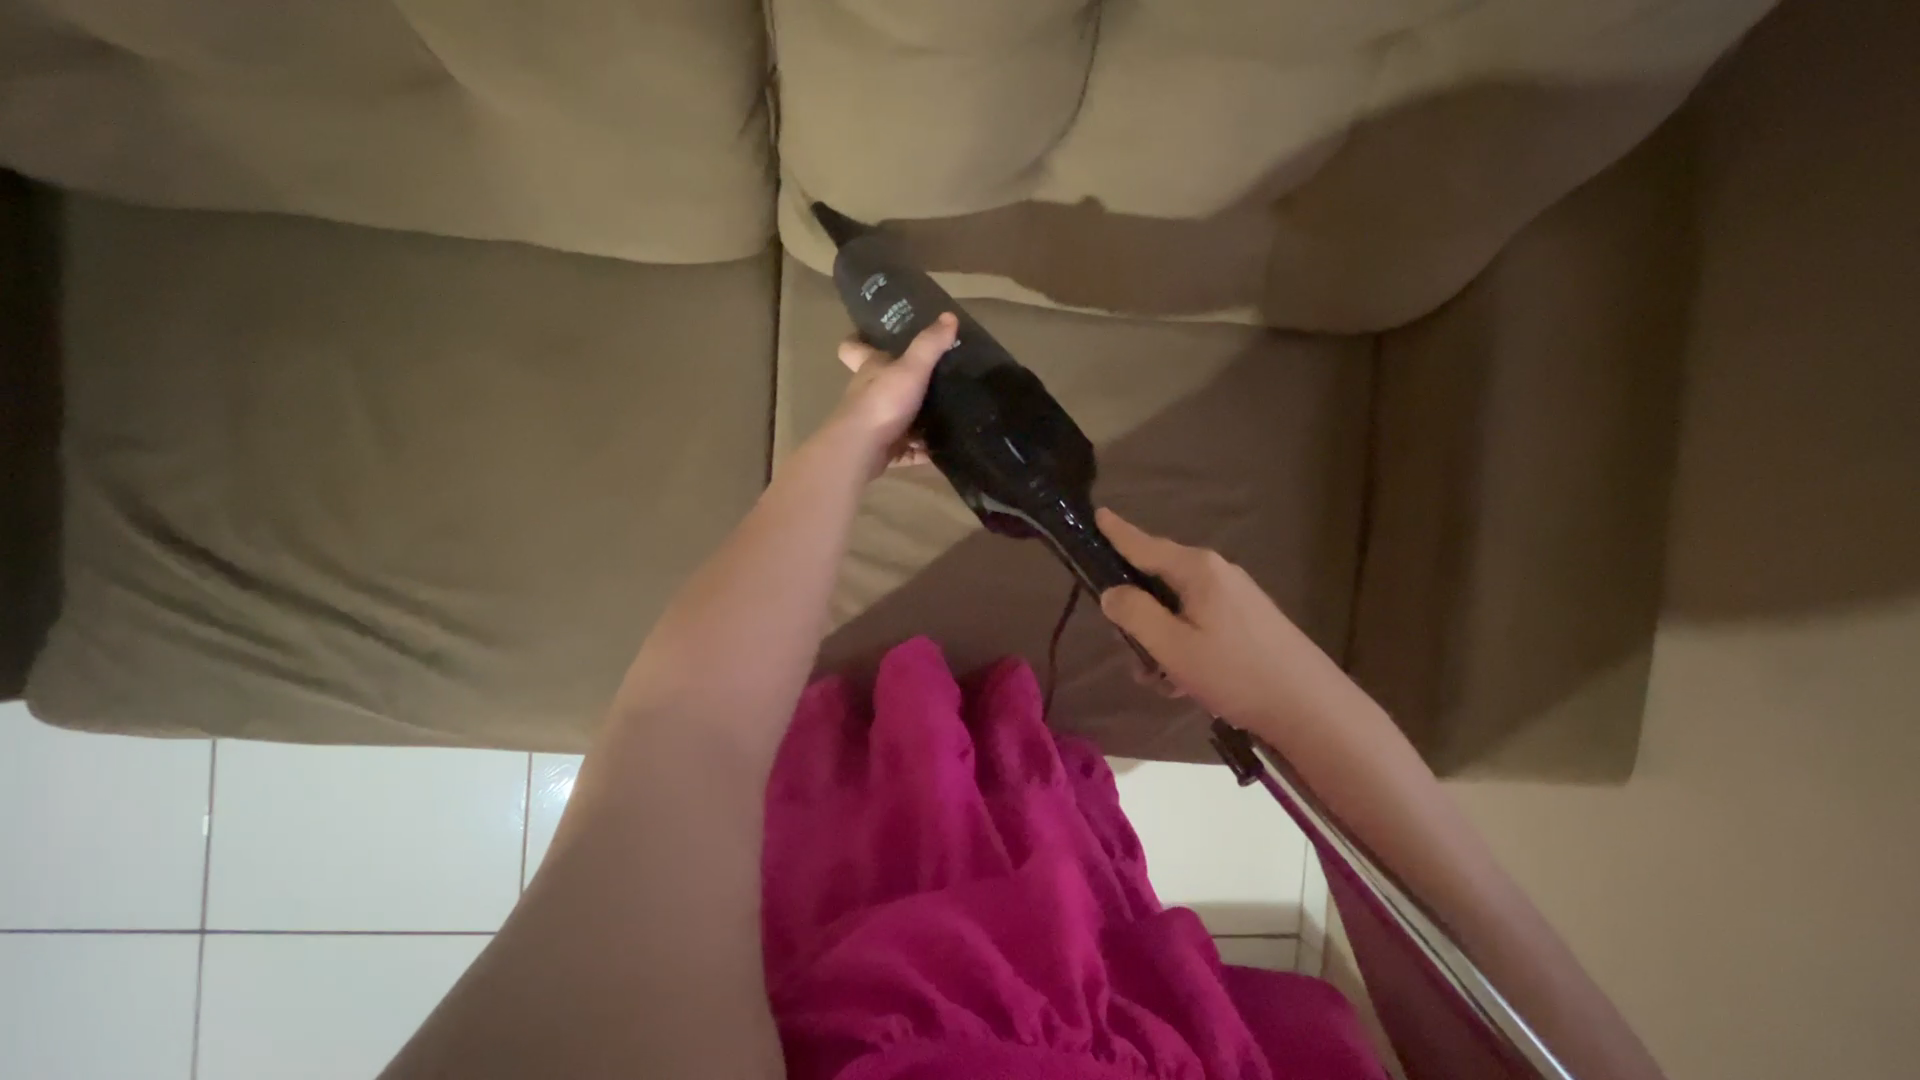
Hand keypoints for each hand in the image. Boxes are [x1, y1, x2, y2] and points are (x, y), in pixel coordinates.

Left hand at [828, 313, 956, 476]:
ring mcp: (875, 424)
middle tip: (936, 377)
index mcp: (870, 368)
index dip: (859, 339)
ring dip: (919, 420)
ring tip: (951, 415)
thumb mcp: (911, 368)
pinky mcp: (884, 450)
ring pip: (898, 418)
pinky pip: (908, 449)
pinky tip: (943, 449)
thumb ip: (930, 344)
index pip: (854, 347)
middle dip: (904, 383)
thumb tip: (950, 315)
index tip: (873, 335)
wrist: (862, 450)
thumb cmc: (882, 402)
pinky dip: (923, 450)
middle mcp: (869, 394)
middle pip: (884, 384)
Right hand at [1096, 508, 1345, 728]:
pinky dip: (1184, 649)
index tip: (1097, 514)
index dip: (1117, 532)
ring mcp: (1234, 596)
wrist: (1309, 706)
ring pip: (1176, 610)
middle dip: (1138, 617)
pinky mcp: (1246, 620)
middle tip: (1134, 656)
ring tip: (1165, 682)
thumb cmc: (1235, 672)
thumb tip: (1111, 592)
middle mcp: (1216, 573)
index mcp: (1197, 569)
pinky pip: (1197, 624)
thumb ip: (1135, 615)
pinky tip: (1186, 684)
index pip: (1143, 544)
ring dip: (1161, 642)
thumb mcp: (1173, 647)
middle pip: (1157, 581)